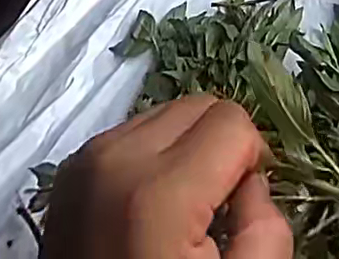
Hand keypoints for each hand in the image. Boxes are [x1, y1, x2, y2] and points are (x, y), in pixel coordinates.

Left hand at [42, 95, 290, 258]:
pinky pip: (135, 129)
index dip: (250, 161)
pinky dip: (154, 154)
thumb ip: (266, 231)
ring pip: (168, 112)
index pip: (232, 122)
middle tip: (214, 206)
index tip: (239, 207)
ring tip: (177, 208)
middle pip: (200, 106)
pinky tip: (147, 205)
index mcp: (159, 194)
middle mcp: (118, 159)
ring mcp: (88, 159)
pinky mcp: (72, 166)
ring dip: (186, 147)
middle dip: (218, 147)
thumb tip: (253, 182)